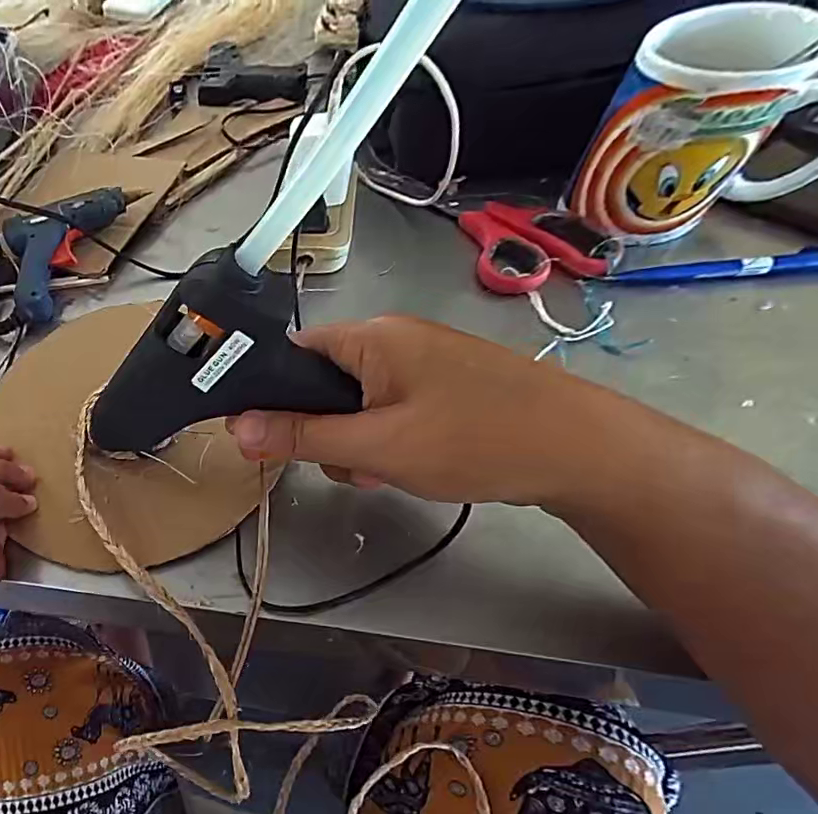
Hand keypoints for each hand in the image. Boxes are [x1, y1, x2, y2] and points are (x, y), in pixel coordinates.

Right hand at [225, 316, 688, 511]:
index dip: (268, 395)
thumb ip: (301, 436)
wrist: (581, 451)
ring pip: (353, 404)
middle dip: (319, 430)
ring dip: (351, 443)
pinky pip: (386, 411)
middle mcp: (394, 340)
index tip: (260, 437)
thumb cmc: (473, 440)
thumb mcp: (374, 446)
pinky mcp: (441, 387)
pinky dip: (382, 441)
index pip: (292, 353)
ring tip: (381, 470)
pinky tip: (404, 466)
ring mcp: (421, 363)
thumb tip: (236, 427)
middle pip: (321, 383)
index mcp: (372, 338)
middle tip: (343, 463)